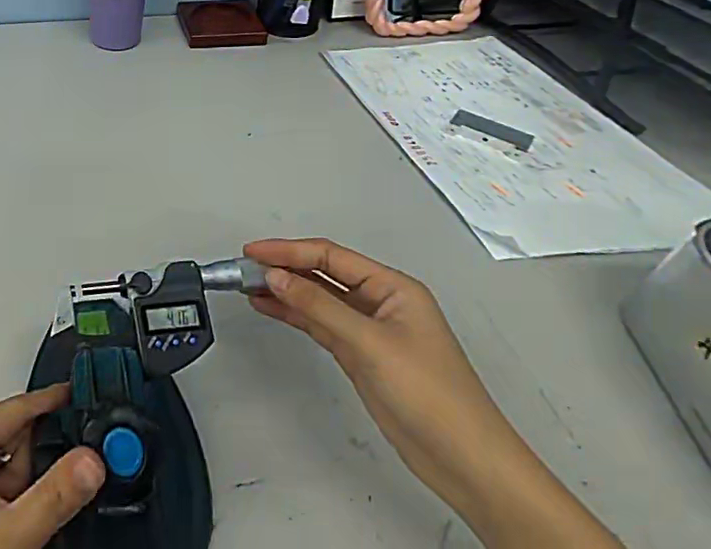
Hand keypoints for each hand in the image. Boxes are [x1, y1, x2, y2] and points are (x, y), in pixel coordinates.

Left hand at [0, 384, 104, 548]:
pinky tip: (14, 531)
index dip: (53, 400)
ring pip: (10, 467)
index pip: (19, 406)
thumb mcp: (13, 531)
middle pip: (17, 437)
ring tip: (21, 525)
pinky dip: (13, 504)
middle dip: (39, 465)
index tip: (79, 393)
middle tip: (50, 493)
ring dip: (26, 490)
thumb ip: (57, 493)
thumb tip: (89, 462)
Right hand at [245, 238, 620, 548]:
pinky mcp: (361, 355)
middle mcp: (381, 302)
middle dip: (284, 267)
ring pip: (318, 298)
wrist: (464, 460)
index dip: (289, 250)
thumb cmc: (436, 398)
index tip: (256, 252)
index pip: (331, 256)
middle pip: (323, 274)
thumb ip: (321, 308)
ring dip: (285, 290)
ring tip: (249, 284)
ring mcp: (369, 329)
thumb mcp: (370, 344)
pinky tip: (271, 308)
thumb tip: (279, 278)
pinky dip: (295, 315)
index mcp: (393, 286)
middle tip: (246, 266)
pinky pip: (320, 324)